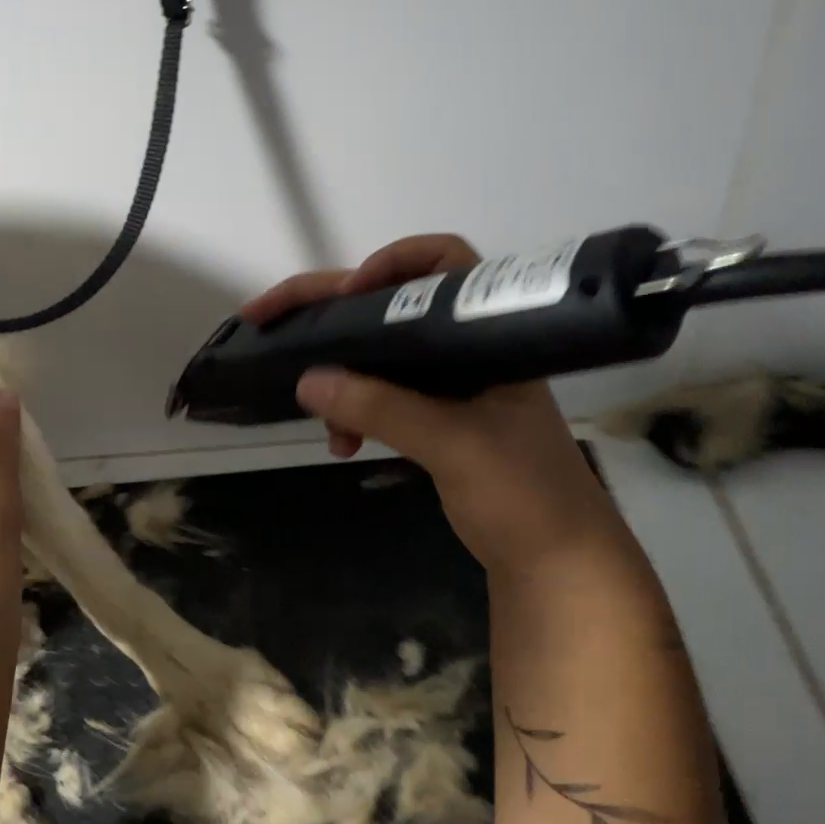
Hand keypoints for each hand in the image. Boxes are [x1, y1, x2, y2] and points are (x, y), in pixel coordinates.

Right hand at [242, 235, 625, 574]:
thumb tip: (307, 380)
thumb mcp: (453, 444)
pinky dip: (352, 412)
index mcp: (488, 337)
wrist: (558, 562)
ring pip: (377, 356)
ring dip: (338, 374)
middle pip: (390, 308)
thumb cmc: (525, 494)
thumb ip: (381, 408)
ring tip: (314, 407)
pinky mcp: (437, 421)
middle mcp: (467, 351)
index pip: (443, 262)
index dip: (391, 261)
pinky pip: (379, 398)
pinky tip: (340, 443)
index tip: (344, 293)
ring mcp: (451, 388)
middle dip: (330, 315)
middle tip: (266, 320)